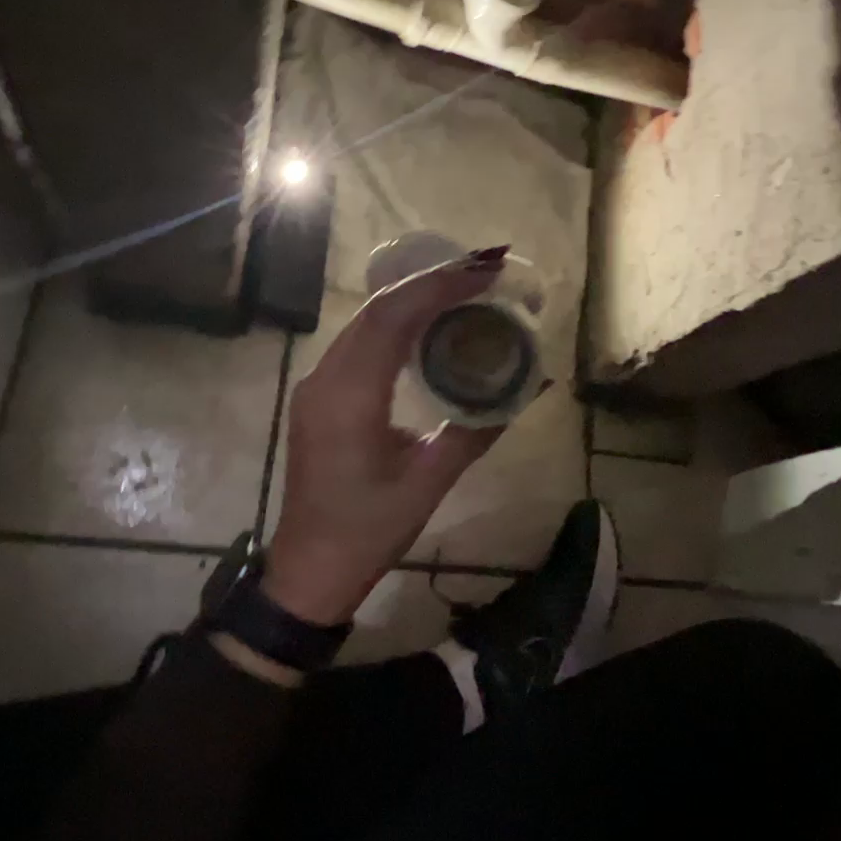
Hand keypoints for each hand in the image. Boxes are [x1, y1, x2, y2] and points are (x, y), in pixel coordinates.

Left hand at [263, 248, 513, 625]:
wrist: (310, 569)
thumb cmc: (369, 531)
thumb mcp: (429, 482)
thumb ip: (477, 430)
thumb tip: (529, 387)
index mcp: (348, 397)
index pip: (392, 317)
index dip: (438, 286)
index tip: (484, 272)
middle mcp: (324, 379)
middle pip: (376, 310)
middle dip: (429, 284)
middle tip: (481, 273)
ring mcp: (316, 386)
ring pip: (364, 322)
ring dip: (412, 301)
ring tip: (462, 291)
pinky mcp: (319, 396)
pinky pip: (358, 343)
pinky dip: (395, 325)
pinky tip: (428, 327)